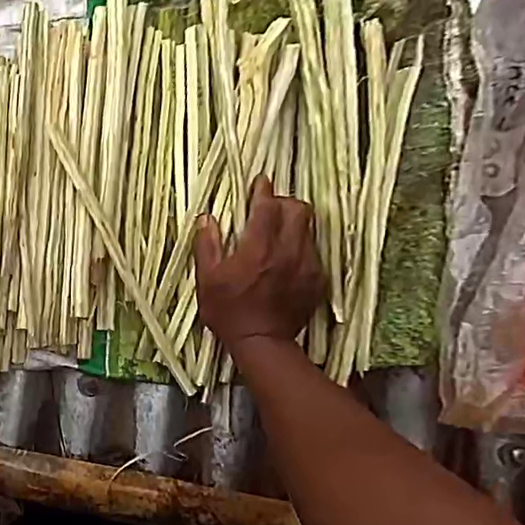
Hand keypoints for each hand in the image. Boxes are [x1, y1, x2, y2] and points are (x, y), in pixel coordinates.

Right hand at [195, 176, 323, 348]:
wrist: (262, 344)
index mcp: (258, 249)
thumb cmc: (228, 312)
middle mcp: (288, 252)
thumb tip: (207, 218)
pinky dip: (300, 246)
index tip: (259, 181)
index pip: (267, 206)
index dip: (263, 190)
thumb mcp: (207, 280)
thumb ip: (207, 246)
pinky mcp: (318, 280)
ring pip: (309, 228)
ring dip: (294, 223)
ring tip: (278, 232)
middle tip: (269, 209)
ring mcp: (307, 266)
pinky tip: (286, 259)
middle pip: (298, 209)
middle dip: (283, 203)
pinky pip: (314, 251)